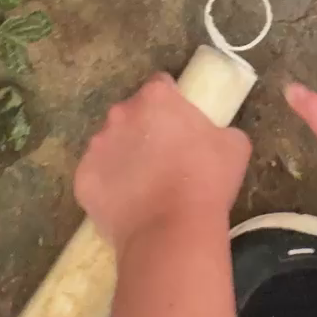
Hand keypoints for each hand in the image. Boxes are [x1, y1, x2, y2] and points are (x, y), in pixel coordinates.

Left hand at [75, 74, 251, 250]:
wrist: (171, 231)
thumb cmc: (206, 181)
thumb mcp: (234, 145)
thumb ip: (219, 130)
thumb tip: (215, 137)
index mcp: (156, 98)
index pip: (161, 85)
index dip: (172, 102)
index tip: (180, 122)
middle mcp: (121, 114)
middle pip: (131, 113)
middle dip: (145, 128)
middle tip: (165, 155)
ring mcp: (97, 147)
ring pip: (111, 143)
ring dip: (125, 155)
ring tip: (145, 184)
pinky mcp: (83, 179)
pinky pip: (97, 175)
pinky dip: (109, 184)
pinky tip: (129, 202)